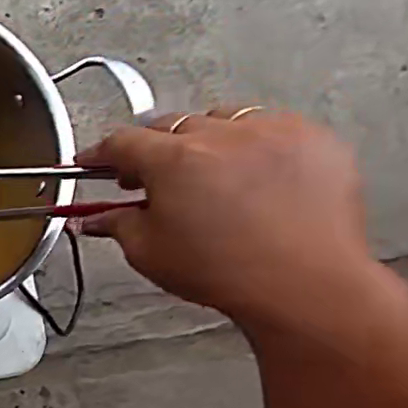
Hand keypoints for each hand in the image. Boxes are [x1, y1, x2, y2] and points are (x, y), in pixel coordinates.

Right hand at [74, 106, 383, 332]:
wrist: (305, 287)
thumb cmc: (232, 271)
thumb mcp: (149, 251)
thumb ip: (116, 223)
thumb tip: (96, 218)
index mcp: (173, 160)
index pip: (121, 142)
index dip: (100, 154)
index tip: (96, 161)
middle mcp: (222, 135)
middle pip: (169, 126)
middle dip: (152, 151)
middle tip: (148, 180)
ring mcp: (270, 133)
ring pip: (220, 120)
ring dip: (203, 142)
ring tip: (204, 177)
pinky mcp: (311, 140)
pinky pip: (270, 128)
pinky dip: (252, 146)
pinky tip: (248, 178)